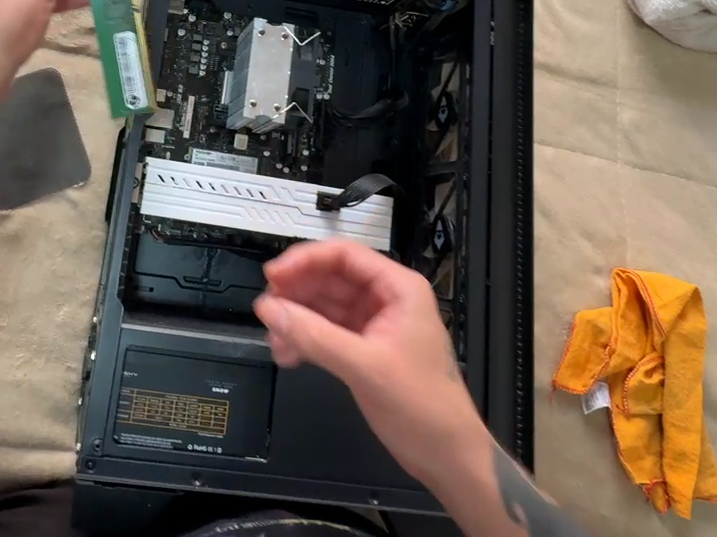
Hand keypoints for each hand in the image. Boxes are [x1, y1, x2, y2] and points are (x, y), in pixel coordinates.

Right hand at [254, 240, 486, 491]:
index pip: (344, 255)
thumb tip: (269, 309)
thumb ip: (314, 336)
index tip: (273, 276)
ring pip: (324, 305)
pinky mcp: (364, 348)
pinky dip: (306, 339)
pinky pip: (326, 331)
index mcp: (398, 288)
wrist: (449, 460)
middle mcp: (386, 299)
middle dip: (297, 292)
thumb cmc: (422, 407)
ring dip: (297, 318)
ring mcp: (374, 324)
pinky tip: (289, 353)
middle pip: (330, 277)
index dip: (305, 260)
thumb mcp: (364, 366)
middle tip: (267, 308)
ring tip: (275, 338)